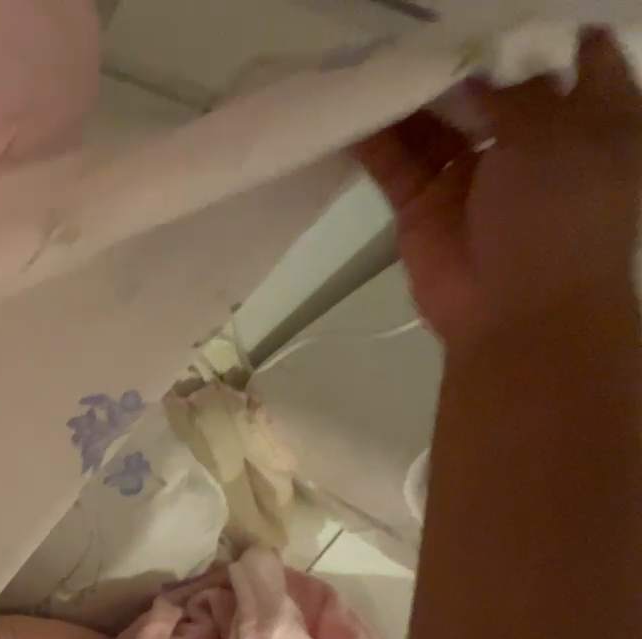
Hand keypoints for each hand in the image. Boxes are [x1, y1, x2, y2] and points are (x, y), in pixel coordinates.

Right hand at [353, 27, 641, 348]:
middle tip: (414, 36)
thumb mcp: (557, 138)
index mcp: (593, 116)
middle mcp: (533, 139)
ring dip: (408, 103)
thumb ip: (516, 95)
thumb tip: (474, 65)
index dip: (538, 35)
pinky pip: (398, 166)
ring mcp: (474, 174)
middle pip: (492, 90)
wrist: (515, 304)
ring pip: (437, 126)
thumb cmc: (561, 214)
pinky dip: (375, 146)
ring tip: (369, 73)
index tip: (494, 14)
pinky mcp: (423, 204)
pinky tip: (350, 121)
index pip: (573, 57)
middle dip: (459, 65)